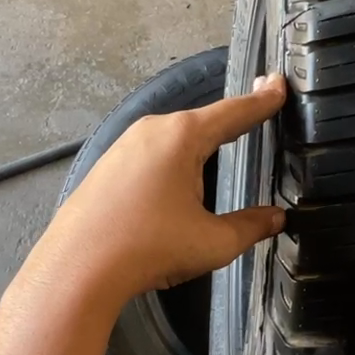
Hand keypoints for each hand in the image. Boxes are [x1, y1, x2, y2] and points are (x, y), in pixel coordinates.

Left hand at [38, 73, 287, 299]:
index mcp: (183, 136)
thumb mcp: (214, 242)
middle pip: (202, 123)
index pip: (234, 112)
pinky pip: (151, 157)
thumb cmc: (150, 248)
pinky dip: (172, 166)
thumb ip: (251, 227)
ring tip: (220, 162)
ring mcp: (123, 147)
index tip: (279, 84)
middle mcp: (152, 130)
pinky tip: (174, 191)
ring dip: (199, 150)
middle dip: (230, 124)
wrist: (75, 270)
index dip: (262, 101)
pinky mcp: (105, 168)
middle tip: (257, 116)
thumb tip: (276, 219)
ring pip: (174, 141)